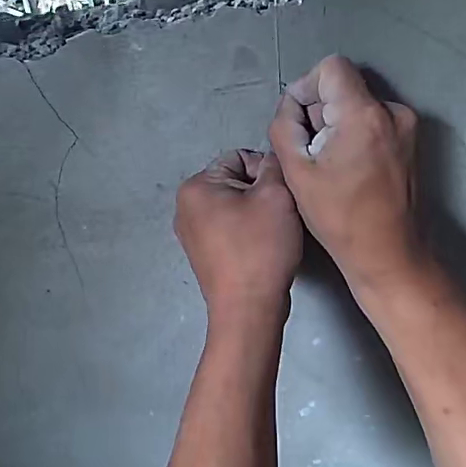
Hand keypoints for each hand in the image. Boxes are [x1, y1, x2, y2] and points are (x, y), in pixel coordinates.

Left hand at [174, 149, 303, 320]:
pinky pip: (231, 228)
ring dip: (258, 213)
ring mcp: (192, 233)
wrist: (248, 309)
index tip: (280, 195)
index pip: (240, 157)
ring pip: (236, 206)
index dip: (266, 171)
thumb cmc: (261, 249)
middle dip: (261, 193)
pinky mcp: (204, 254)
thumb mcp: (276, 195)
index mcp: (196, 187)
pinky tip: (263, 248)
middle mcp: (185, 207)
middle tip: (280, 214)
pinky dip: (249, 232)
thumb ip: (275, 165)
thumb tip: (272, 159)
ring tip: (272, 232)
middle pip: (236, 181)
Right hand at [267, 55, 422, 284]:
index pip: (331, 67)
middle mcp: (393, 112)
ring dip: (336, 123)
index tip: (299, 120)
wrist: (388, 253)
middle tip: (310, 150)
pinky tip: (349, 168)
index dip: (307, 87)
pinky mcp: (410, 140)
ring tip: (330, 163)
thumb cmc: (340, 218)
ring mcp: (407, 126)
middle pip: (344, 85)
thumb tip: (292, 105)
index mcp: (365, 115)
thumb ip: (285, 125)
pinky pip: (373, 120)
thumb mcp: (296, 171)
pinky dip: (354, 133)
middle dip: (320, 110)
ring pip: (357, 103)